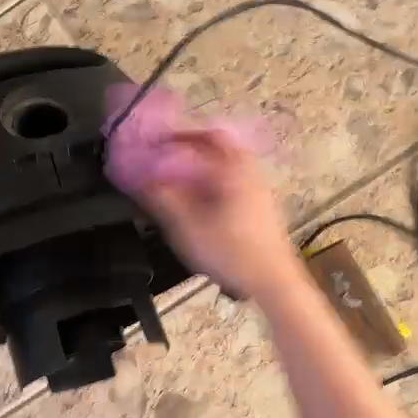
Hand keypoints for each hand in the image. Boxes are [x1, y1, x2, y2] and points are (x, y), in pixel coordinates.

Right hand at [127, 127, 302, 300]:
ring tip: (183, 178)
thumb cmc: (231, 252)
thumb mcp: (187, 227)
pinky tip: (203, 200)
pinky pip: (237, 180)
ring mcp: (260, 190)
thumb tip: (143, 179)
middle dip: (194, 148)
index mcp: (234, 170)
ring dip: (206, 165)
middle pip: (222, 147)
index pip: (209, 136)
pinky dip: (216, 180)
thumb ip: (163, 198)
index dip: (182, 134)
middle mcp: (251, 173)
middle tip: (171, 156)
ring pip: (230, 164)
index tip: (161, 142)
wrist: (274, 283)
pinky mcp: (263, 207)